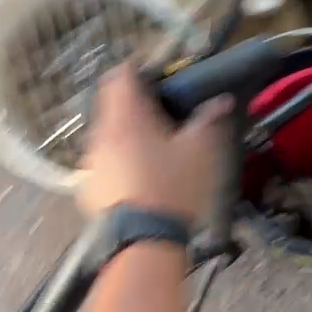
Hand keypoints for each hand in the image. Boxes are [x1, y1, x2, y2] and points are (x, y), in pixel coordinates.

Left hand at [77, 65, 229, 223]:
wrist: (144, 240)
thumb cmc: (173, 189)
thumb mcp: (200, 153)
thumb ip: (209, 120)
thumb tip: (222, 100)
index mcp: (127, 117)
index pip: (122, 74)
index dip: (139, 70)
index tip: (157, 77)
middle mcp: (101, 132)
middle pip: (110, 102)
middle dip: (131, 101)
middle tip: (158, 111)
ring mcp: (91, 160)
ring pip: (105, 132)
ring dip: (124, 131)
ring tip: (150, 146)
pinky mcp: (89, 186)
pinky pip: (102, 161)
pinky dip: (117, 159)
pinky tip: (137, 176)